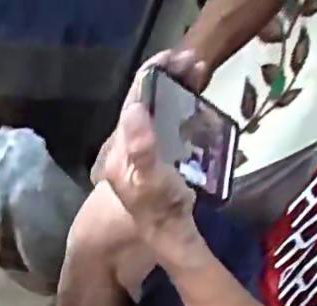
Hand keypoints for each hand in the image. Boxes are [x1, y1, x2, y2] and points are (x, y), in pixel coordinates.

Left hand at [98, 54, 206, 251]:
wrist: (171, 237)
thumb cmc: (161, 211)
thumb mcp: (150, 181)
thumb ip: (141, 148)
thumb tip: (134, 108)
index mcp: (120, 153)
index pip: (131, 104)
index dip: (150, 76)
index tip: (174, 57)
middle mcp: (125, 152)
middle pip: (142, 104)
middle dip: (165, 79)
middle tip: (192, 63)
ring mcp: (140, 156)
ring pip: (153, 112)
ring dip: (174, 89)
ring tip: (196, 72)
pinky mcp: (154, 161)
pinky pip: (164, 123)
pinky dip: (178, 105)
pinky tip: (193, 97)